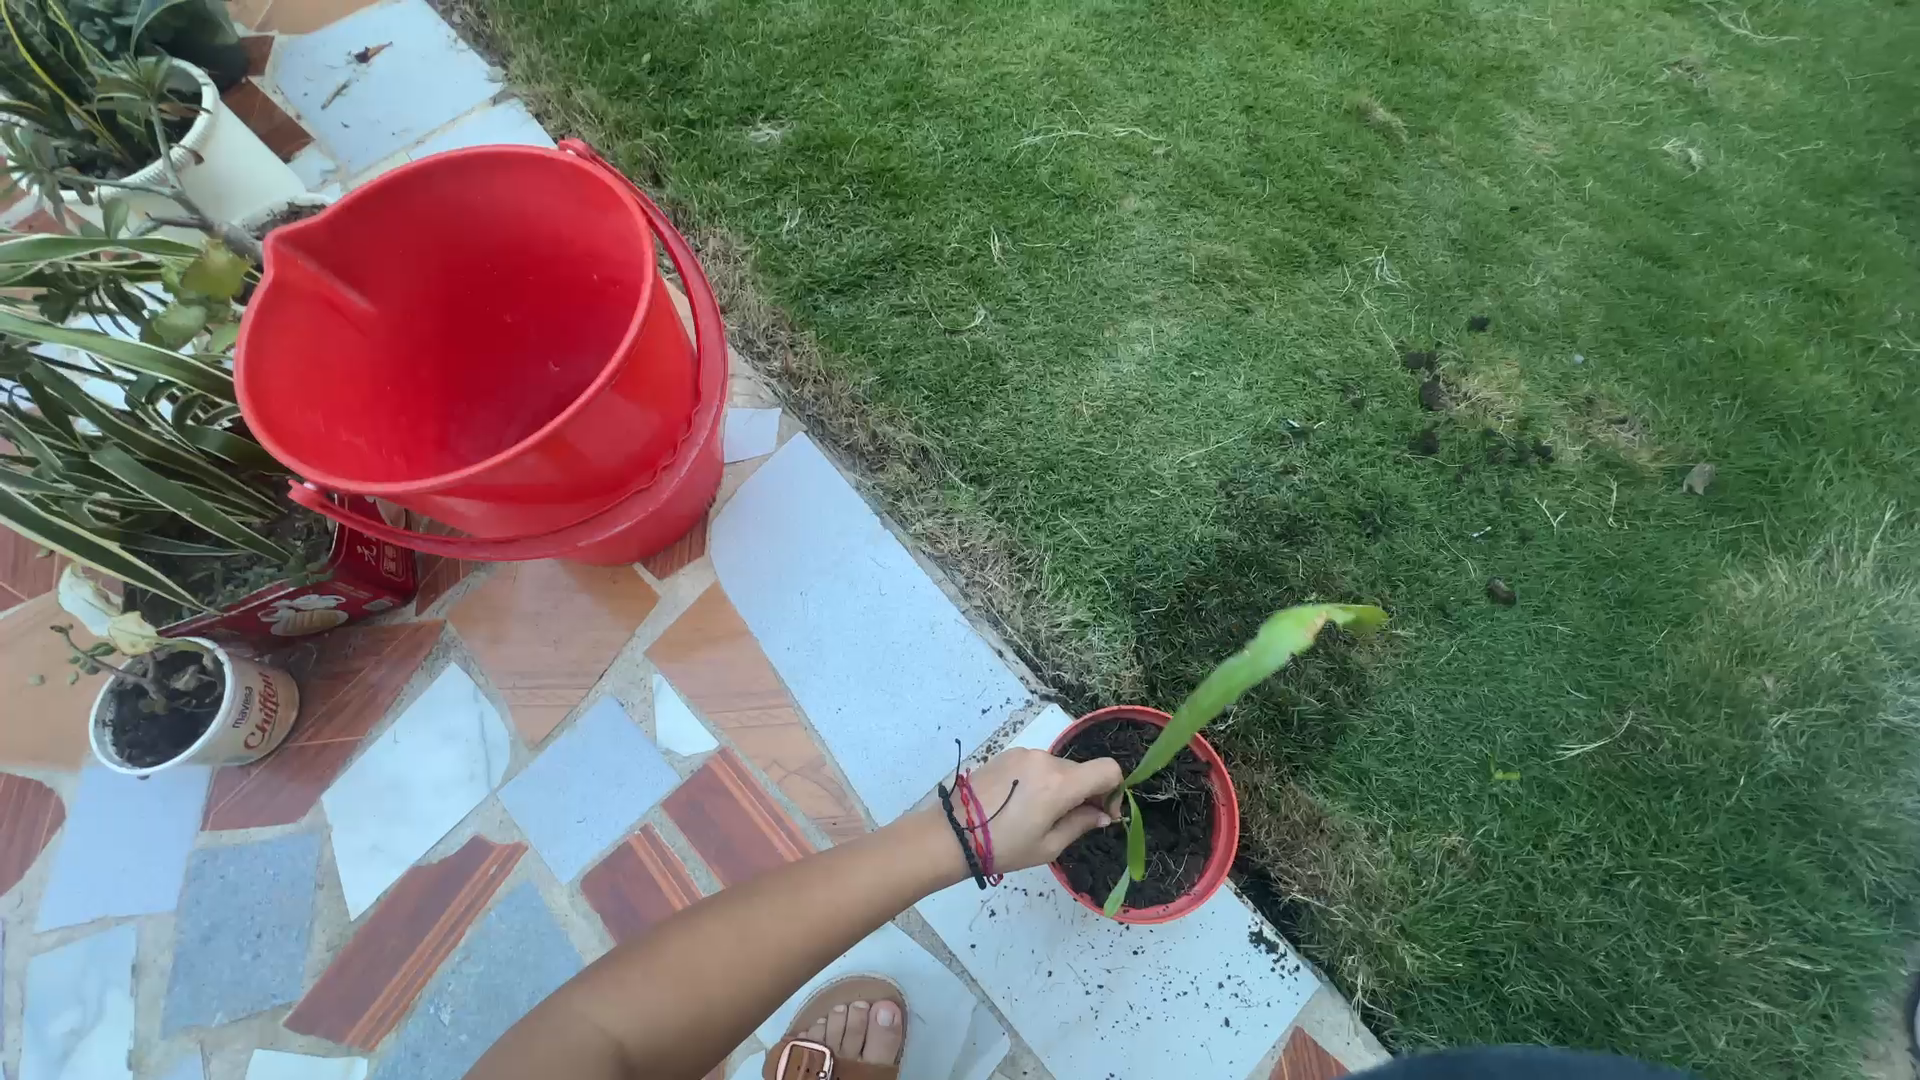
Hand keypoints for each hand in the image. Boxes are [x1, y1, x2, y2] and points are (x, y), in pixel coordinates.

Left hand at [958, 747, 1123, 873]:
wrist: (954, 832)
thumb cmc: (1005, 846)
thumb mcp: (1048, 845)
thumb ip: (1081, 823)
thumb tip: (1102, 814)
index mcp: (1060, 783)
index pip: (1108, 770)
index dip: (1114, 791)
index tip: (1103, 813)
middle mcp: (1045, 759)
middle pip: (1082, 770)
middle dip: (1086, 793)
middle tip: (1073, 821)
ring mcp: (1024, 753)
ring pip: (1059, 767)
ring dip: (1061, 786)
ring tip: (1040, 814)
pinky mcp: (1008, 753)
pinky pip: (1037, 764)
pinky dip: (1041, 780)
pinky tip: (1022, 802)